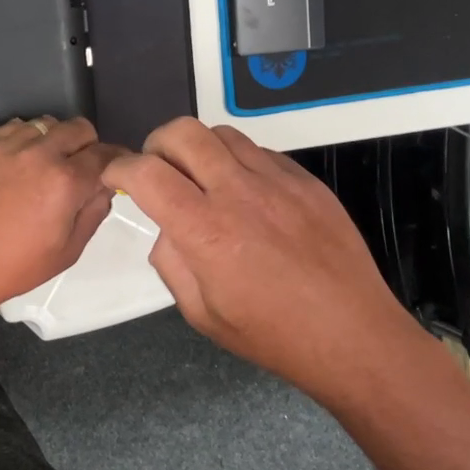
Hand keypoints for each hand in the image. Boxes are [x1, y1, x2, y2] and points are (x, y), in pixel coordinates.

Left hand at [0, 117, 126, 311]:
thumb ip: (93, 213)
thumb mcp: (68, 250)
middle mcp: (40, 154)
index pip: (106, 154)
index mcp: (66, 181)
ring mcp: (9, 147)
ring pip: (47, 123)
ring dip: (56, 139)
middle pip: (79, 128)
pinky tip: (22, 161)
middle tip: (81, 170)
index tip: (116, 169)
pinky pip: (16, 127)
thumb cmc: (15, 266)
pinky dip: (27, 137)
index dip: (117, 161)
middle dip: (88, 146)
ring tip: (48, 166)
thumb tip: (104, 188)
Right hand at [102, 118, 418, 395]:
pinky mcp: (307, 181)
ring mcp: (277, 182)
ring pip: (220, 133)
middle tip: (156, 170)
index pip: (145, 172)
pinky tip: (244, 193)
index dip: (119, 168)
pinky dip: (237, 161)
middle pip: (181, 132)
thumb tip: (167, 228)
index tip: (115, 178)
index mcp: (205, 231)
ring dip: (198, 148)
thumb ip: (171, 262)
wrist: (354, 336)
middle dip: (155, 145)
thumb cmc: (273, 335)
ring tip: (200, 178)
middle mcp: (239, 193)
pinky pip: (259, 151)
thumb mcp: (200, 312)